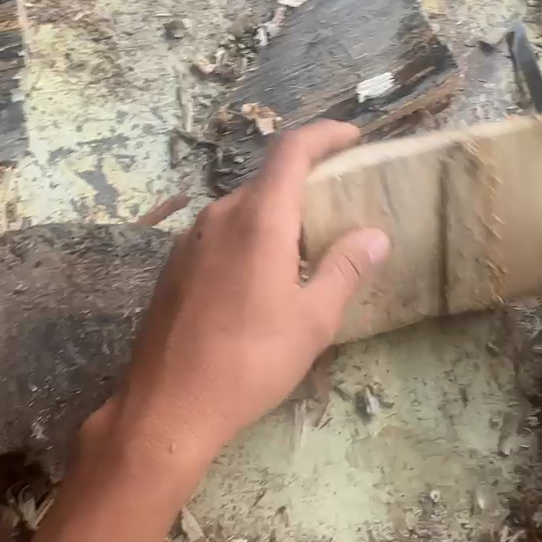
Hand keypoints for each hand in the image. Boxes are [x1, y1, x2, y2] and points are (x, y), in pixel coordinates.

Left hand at [94, 121, 391, 468]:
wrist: (165, 407)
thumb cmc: (249, 362)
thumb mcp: (313, 320)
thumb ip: (346, 269)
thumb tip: (375, 236)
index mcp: (259, 219)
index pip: (291, 150)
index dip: (325, 135)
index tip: (353, 138)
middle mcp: (221, 215)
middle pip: (269, 180)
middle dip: (307, 185)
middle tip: (340, 209)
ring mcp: (191, 239)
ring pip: (244, 209)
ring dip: (278, 216)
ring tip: (306, 252)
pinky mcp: (175, 264)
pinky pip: (222, 232)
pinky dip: (251, 236)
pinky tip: (261, 279)